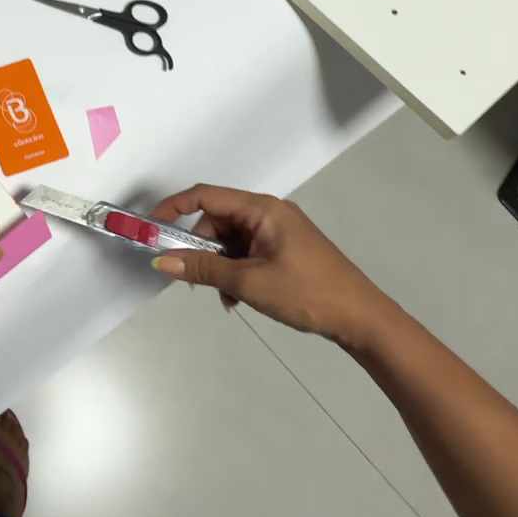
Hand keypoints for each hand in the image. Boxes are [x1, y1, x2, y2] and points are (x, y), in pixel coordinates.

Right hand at [147, 184, 397, 346]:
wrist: (365, 320)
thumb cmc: (307, 293)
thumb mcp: (249, 282)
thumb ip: (203, 269)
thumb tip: (162, 262)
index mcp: (262, 209)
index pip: (205, 196)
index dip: (174, 207)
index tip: (152, 227)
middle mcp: (269, 212)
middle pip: (216, 220)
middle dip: (201, 249)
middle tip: (195, 280)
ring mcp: (279, 231)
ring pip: (230, 240)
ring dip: (220, 266)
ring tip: (226, 297)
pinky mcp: (286, 249)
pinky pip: (247, 252)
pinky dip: (236, 271)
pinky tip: (239, 297)